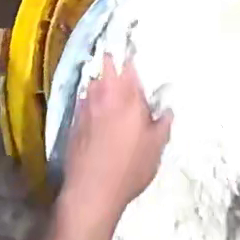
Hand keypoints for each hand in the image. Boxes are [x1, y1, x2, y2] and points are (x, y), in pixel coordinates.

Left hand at [59, 53, 171, 230]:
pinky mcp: (73, 121)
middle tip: (117, 57)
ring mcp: (85, 106)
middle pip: (105, 65)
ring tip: (105, 80)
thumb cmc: (130, 166)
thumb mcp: (157, 146)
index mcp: (128, 95)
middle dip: (111, 58)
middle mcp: (105, 94)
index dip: (131, 56)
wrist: (92, 190)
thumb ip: (163, 122)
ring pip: (91, 81)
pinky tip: (93, 106)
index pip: (129, 65)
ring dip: (98, 78)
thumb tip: (167, 108)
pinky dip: (88, 98)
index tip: (133, 49)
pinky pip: (82, 100)